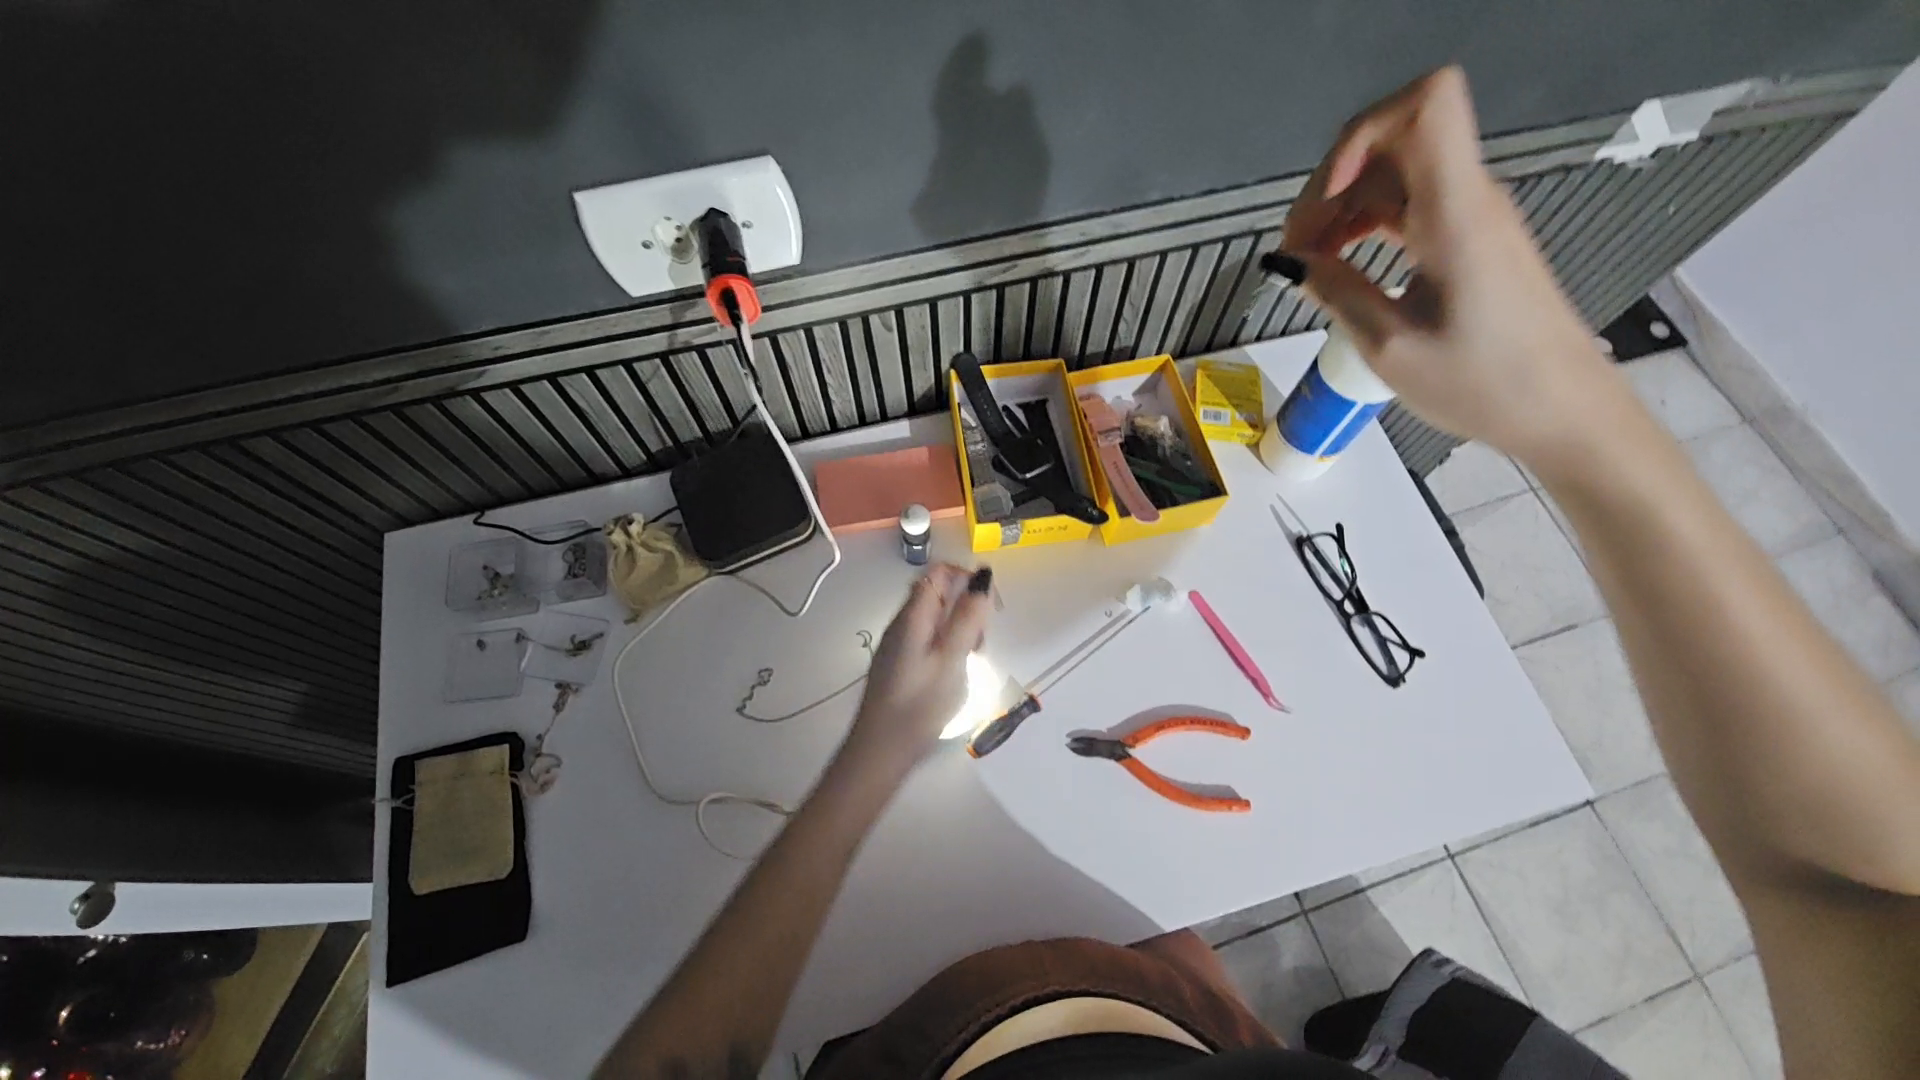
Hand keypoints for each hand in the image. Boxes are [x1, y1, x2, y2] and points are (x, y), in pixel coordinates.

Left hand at [842, 564, 992, 767]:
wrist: (881, 749)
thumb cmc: (920, 704)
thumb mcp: (952, 659)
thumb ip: (967, 617)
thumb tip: (982, 576)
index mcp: (913, 616)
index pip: (938, 573)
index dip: (965, 578)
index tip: (988, 604)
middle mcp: (902, 623)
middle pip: (937, 594)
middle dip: (966, 607)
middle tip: (981, 639)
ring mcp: (898, 643)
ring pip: (935, 618)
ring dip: (959, 628)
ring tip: (972, 657)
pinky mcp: (900, 663)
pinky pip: (928, 638)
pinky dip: (948, 644)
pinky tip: (955, 670)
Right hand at [1279, 66, 1625, 464]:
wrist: (1563, 411)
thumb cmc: (1482, 385)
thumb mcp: (1391, 347)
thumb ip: (1336, 291)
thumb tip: (1288, 260)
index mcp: (1456, 212)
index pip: (1426, 103)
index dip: (1366, 130)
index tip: (1330, 197)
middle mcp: (1468, 198)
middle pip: (1393, 140)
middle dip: (1333, 184)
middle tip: (1297, 253)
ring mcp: (1472, 216)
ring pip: (1395, 174)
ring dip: (1343, 209)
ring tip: (1309, 266)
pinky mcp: (1472, 239)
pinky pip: (1410, 206)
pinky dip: (1366, 225)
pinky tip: (1340, 266)